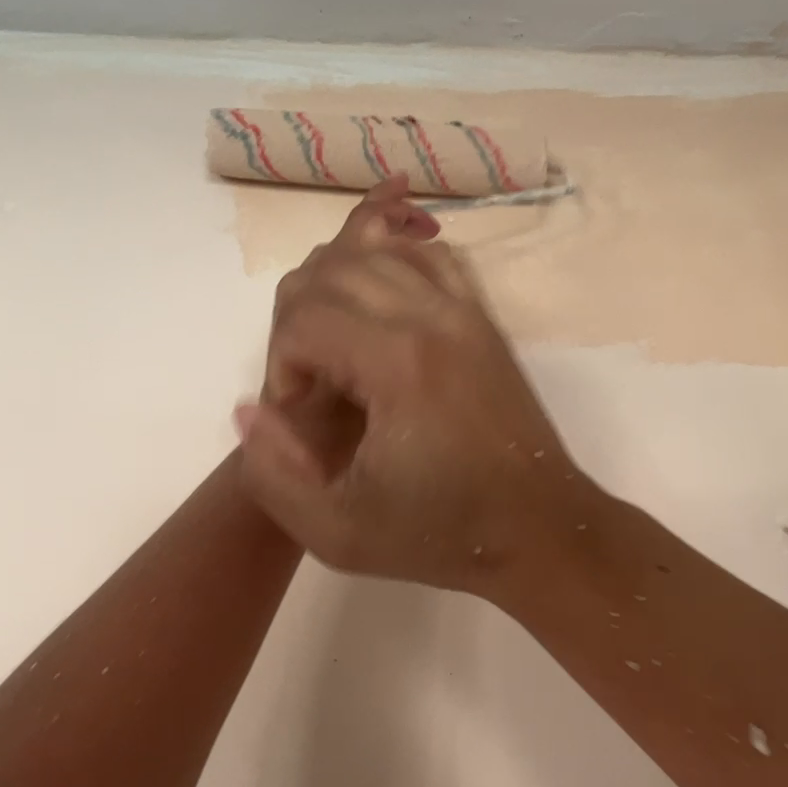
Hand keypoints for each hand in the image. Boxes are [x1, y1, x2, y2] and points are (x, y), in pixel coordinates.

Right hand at [236, 181, 580, 592]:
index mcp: (397, 366)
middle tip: (308, 379)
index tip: (298, 414)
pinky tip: (378, 304)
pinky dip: (390, 263)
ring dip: (336, 289)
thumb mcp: (336, 534)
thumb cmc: (440, 534)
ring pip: (376, 252)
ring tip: (335, 345)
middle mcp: (432, 319)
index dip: (281, 365)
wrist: (537, 527)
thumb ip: (272, 474)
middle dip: (298, 318)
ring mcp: (464, 309)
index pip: (303, 318)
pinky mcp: (483, 314)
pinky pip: (428, 256)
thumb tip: (250, 408)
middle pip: (332, 271)